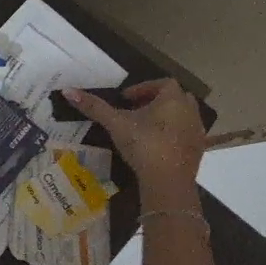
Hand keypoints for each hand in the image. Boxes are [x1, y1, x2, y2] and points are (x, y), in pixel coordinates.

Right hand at [61, 79, 206, 192]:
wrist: (168, 181)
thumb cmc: (144, 145)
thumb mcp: (115, 124)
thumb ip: (94, 107)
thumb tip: (67, 91)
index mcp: (173, 100)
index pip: (163, 83)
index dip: (143, 87)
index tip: (125, 98)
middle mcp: (190, 111)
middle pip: (175, 97)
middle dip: (155, 100)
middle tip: (135, 110)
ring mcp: (197, 131)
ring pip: (182, 115)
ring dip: (165, 116)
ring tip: (143, 127)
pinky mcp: (198, 149)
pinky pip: (185, 133)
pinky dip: (171, 133)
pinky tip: (155, 145)